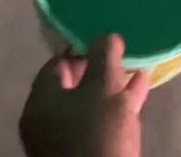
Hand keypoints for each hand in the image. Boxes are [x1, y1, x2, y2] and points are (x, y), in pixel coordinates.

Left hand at [19, 33, 150, 156]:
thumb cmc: (96, 134)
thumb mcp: (103, 87)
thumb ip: (104, 56)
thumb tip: (106, 36)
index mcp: (40, 103)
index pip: (57, 63)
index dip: (83, 48)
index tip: (106, 42)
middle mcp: (47, 122)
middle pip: (74, 84)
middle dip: (100, 68)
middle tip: (122, 55)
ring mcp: (63, 142)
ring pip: (90, 104)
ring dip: (114, 85)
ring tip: (136, 69)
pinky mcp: (84, 154)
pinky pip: (100, 122)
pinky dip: (119, 105)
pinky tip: (140, 90)